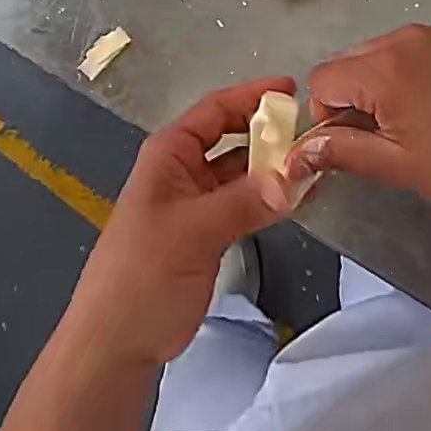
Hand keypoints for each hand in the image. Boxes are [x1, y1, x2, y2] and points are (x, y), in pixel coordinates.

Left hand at [63, 76, 295, 363]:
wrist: (117, 340)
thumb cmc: (143, 272)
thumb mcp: (193, 231)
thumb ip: (243, 203)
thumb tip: (294, 178)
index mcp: (169, 152)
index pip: (214, 110)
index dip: (251, 95)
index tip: (290, 89)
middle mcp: (182, 168)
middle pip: (231, 137)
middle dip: (267, 132)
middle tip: (309, 131)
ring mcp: (195, 200)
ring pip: (240, 172)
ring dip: (272, 168)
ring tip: (313, 163)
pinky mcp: (207, 230)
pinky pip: (243, 202)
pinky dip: (268, 198)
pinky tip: (297, 198)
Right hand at [283, 25, 430, 225]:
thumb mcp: (395, 165)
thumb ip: (339, 151)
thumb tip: (294, 155)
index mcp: (386, 67)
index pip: (322, 79)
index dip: (326, 113)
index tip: (352, 143)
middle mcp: (402, 38)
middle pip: (344, 63)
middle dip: (349, 98)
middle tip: (380, 138)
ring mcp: (428, 36)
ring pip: (370, 57)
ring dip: (371, 87)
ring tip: (406, 125)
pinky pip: (399, 52)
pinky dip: (396, 76)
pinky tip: (425, 108)